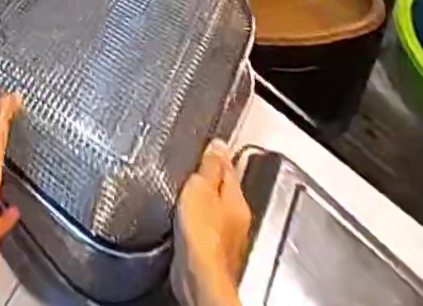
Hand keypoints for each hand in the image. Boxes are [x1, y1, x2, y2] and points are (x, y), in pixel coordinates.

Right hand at [171, 140, 253, 305]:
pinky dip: (197, 220)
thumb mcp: (201, 187)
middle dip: (210, 179)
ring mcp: (227, 237)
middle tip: (193, 166)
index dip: (217, 155)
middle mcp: (237, 219)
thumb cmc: (202, 233)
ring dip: (203, 200)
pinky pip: (205, 227)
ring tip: (186, 189)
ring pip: (215, 209)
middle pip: (224, 190)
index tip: (207, 146)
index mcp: (236, 199)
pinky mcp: (213, 252)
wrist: (200, 276)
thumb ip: (210, 166)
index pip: (229, 168)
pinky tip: (186, 219)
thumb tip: (219, 144)